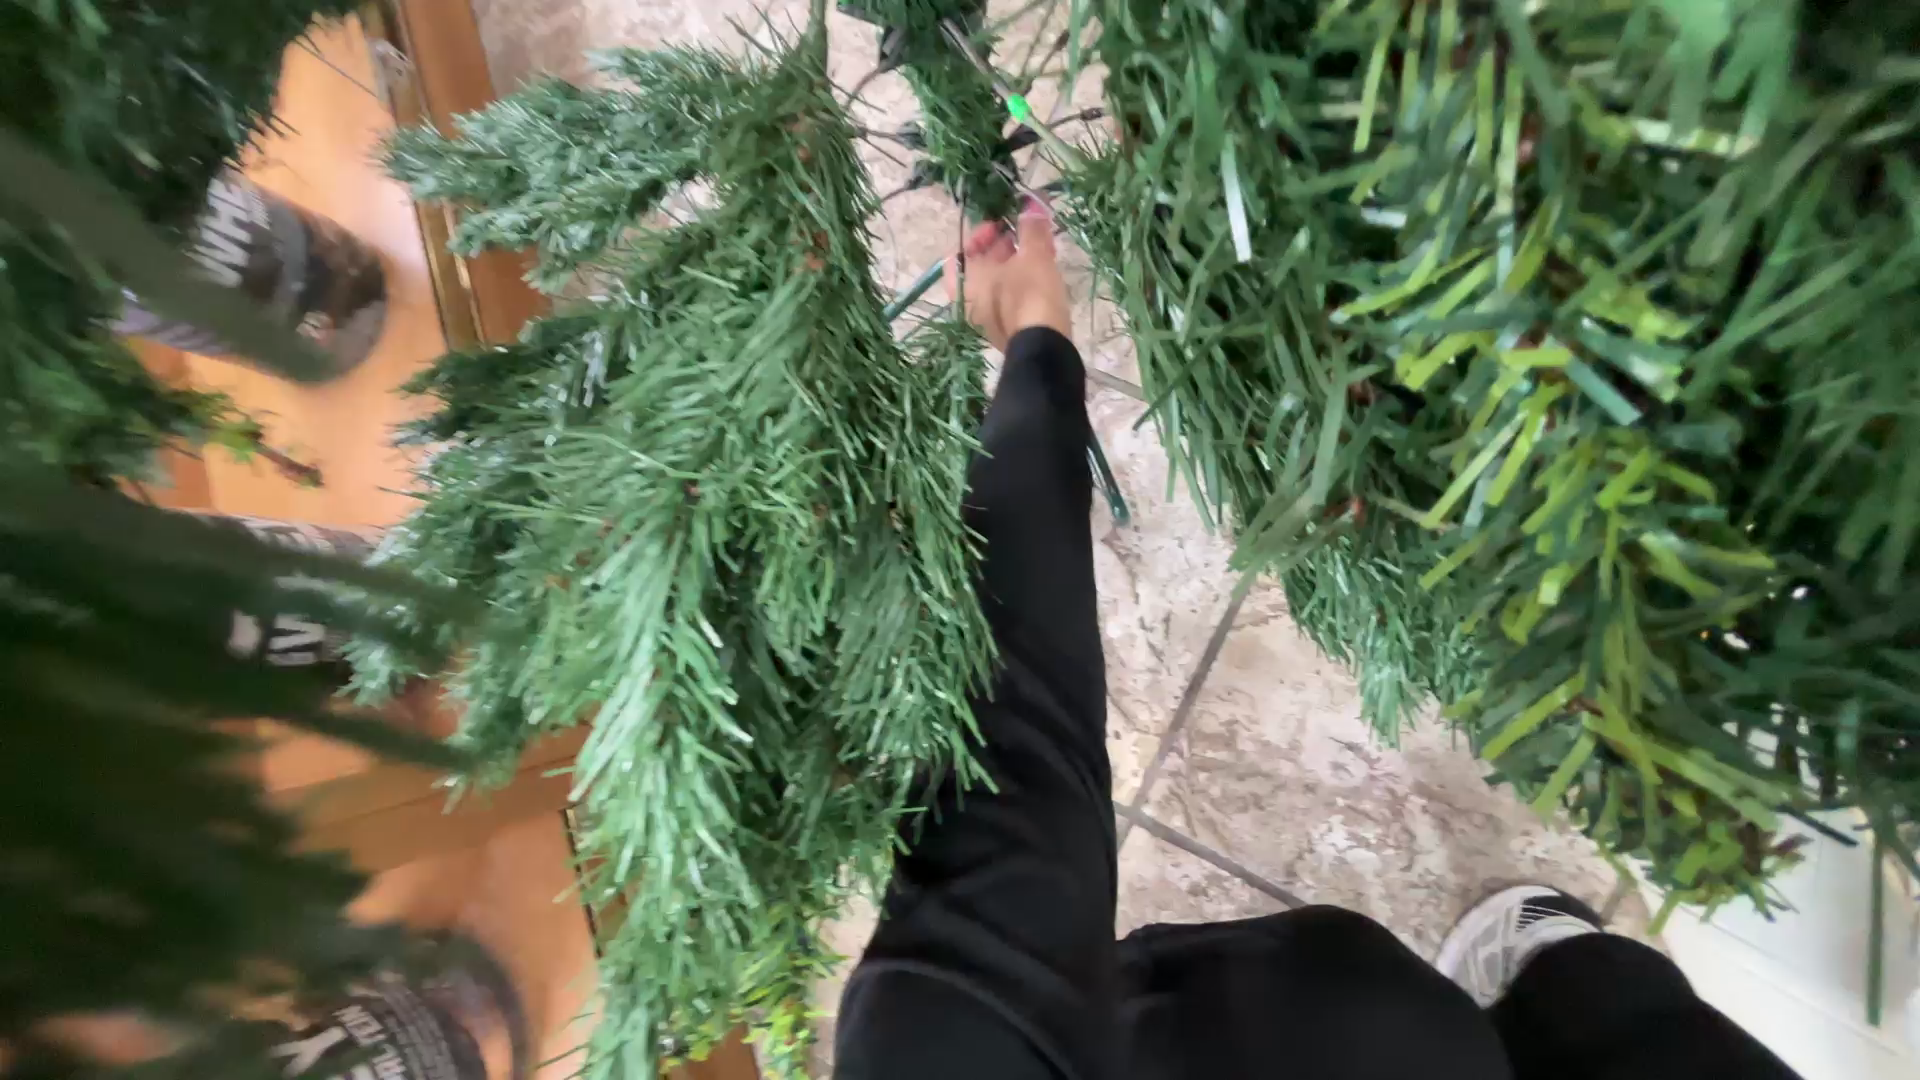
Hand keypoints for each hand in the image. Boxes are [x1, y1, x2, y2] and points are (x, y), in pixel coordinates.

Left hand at [947, 194, 1071, 351]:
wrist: (1045, 348)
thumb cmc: (1030, 295)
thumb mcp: (1033, 255)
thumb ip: (1031, 228)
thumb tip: (1031, 206)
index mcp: (966, 284)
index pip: (958, 253)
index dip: (977, 234)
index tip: (1001, 225)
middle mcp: (971, 303)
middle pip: (979, 267)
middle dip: (1001, 246)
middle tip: (1024, 232)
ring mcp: (989, 320)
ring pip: (997, 283)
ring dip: (1015, 263)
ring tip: (1039, 249)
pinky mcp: (1009, 329)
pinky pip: (1009, 298)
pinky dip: (1021, 282)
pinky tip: (1043, 272)